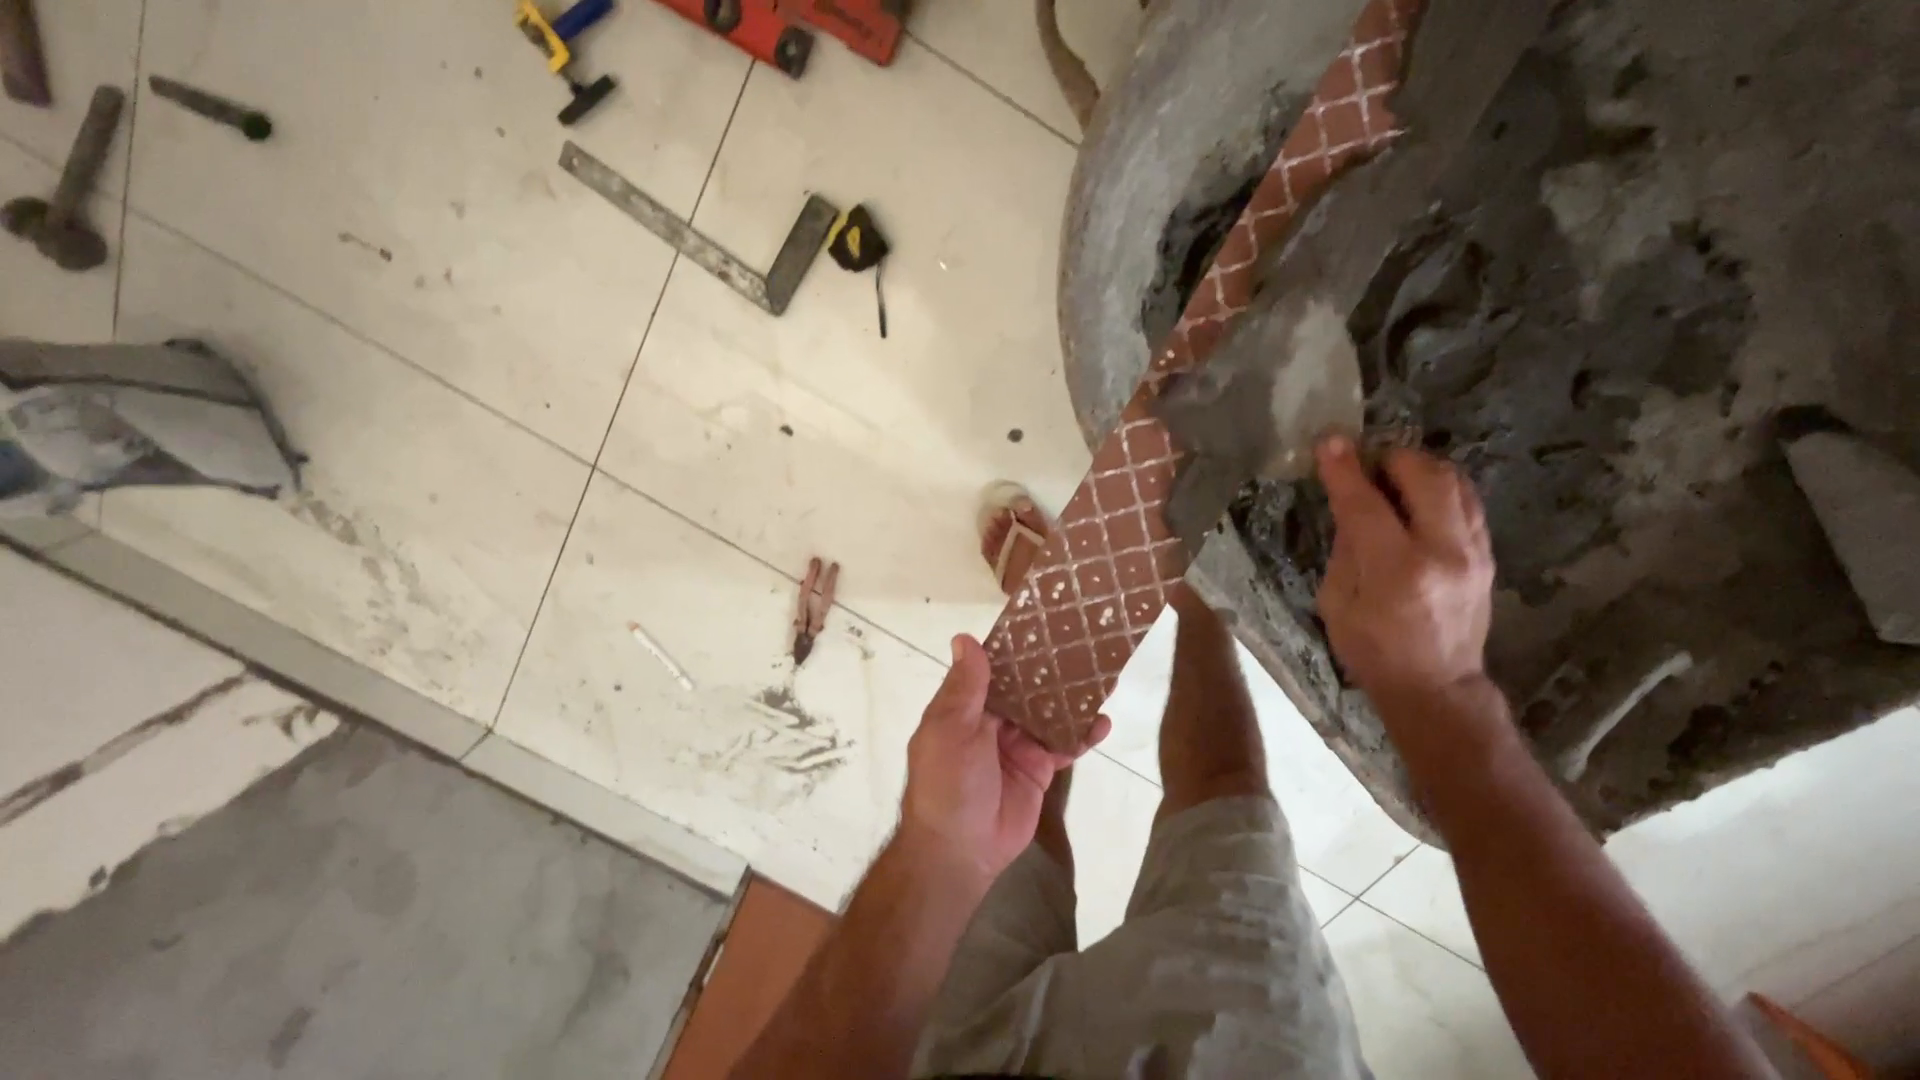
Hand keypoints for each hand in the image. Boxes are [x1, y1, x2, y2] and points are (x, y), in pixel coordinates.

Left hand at [898, 635, 1109, 885]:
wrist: (960, 849)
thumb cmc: (948, 783)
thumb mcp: (950, 729)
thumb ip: (965, 687)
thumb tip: (964, 638)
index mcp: (964, 708)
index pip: (991, 670)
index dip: (1013, 649)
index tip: (1041, 624)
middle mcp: (991, 722)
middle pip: (1025, 689)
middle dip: (1050, 671)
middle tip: (1083, 645)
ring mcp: (1016, 746)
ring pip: (1048, 713)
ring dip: (1071, 698)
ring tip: (1102, 676)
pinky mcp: (1039, 769)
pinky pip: (1063, 745)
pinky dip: (1082, 735)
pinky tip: (1102, 722)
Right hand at [1314, 437, 1495, 707]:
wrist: (1437, 687)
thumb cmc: (1373, 652)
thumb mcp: (1338, 603)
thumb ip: (1346, 549)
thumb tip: (1350, 505)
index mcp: (1397, 570)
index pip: (1366, 503)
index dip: (1344, 469)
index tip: (1329, 442)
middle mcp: (1443, 552)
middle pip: (1424, 475)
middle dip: (1390, 457)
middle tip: (1364, 461)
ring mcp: (1474, 552)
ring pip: (1454, 481)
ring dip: (1419, 468)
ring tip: (1391, 475)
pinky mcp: (1487, 554)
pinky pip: (1467, 500)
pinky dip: (1439, 487)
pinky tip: (1417, 495)